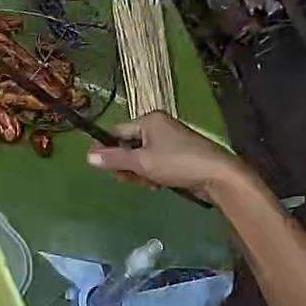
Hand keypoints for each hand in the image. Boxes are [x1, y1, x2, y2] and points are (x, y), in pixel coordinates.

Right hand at [86, 111, 261, 203]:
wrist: (217, 175)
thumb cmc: (177, 163)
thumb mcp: (141, 162)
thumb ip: (113, 159)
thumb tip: (87, 156)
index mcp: (150, 120)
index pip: (117, 132)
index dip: (107, 149)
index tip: (101, 165)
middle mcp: (159, 126)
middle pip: (129, 145)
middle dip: (126, 164)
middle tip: (126, 178)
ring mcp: (170, 140)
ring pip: (142, 156)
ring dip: (139, 171)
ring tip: (145, 182)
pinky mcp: (179, 154)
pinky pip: (155, 161)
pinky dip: (152, 172)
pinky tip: (156, 184)